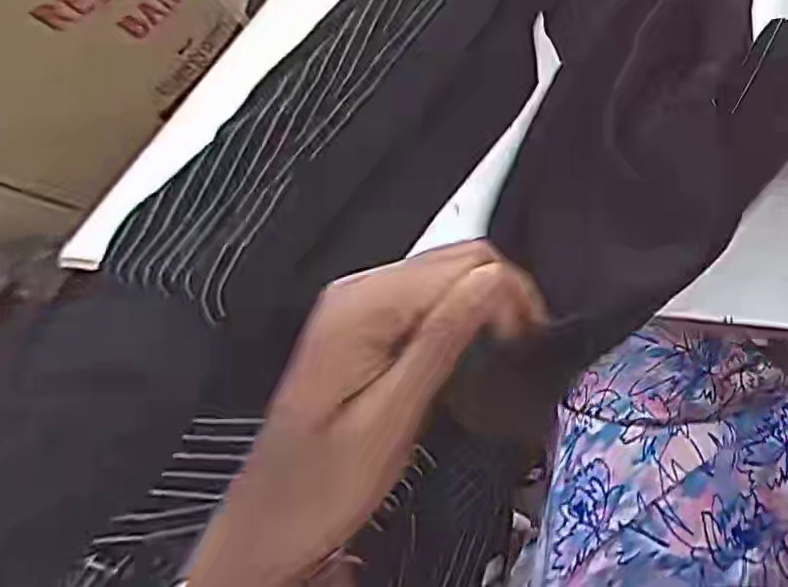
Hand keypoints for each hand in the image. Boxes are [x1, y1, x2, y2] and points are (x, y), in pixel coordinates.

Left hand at [185, 242, 546, 586]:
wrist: (267, 530)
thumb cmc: (317, 488)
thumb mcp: (391, 417)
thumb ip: (444, 339)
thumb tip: (496, 281)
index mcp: (363, 307)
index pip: (468, 262)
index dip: (508, 295)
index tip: (521, 338)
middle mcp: (360, 289)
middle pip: (465, 257)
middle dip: (505, 293)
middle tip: (519, 341)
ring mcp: (363, 299)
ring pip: (458, 269)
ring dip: (490, 300)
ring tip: (501, 344)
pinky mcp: (371, 314)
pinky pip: (440, 289)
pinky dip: (469, 308)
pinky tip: (470, 341)